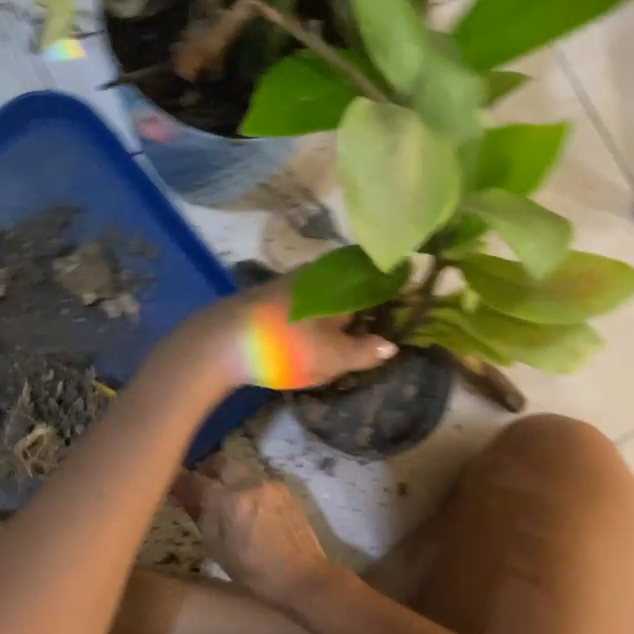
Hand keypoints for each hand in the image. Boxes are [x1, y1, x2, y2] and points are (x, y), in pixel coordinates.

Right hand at [172, 453, 337, 607]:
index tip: (172, 485)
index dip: (179, 481)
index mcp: (228, 501)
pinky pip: (258, 478)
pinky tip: (247, 505)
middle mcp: (248, 483)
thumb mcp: (217, 548)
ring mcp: (269, 483)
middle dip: (205, 468)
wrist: (302, 576)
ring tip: (224, 497)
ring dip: (227, 476)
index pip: (194, 480)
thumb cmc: (254, 571)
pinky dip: (246, 485)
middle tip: (199, 483)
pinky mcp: (284, 488)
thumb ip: (199, 516)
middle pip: (220, 461)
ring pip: (240, 468)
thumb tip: (183, 496)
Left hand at [184, 275, 397, 390]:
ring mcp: (291, 285)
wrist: (219, 342)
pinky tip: (319, 333)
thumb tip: (392, 345)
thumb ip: (363, 351)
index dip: (397, 289)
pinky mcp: (270, 299)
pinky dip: (320, 316)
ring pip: (329, 292)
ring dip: (343, 309)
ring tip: (356, 332)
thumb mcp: (332, 357)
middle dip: (370, 299)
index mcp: (341, 283)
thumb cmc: (285, 347)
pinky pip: (308, 303)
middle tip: (387, 323)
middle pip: (353, 282)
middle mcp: (318, 276)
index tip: (414, 303)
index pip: (379, 277)